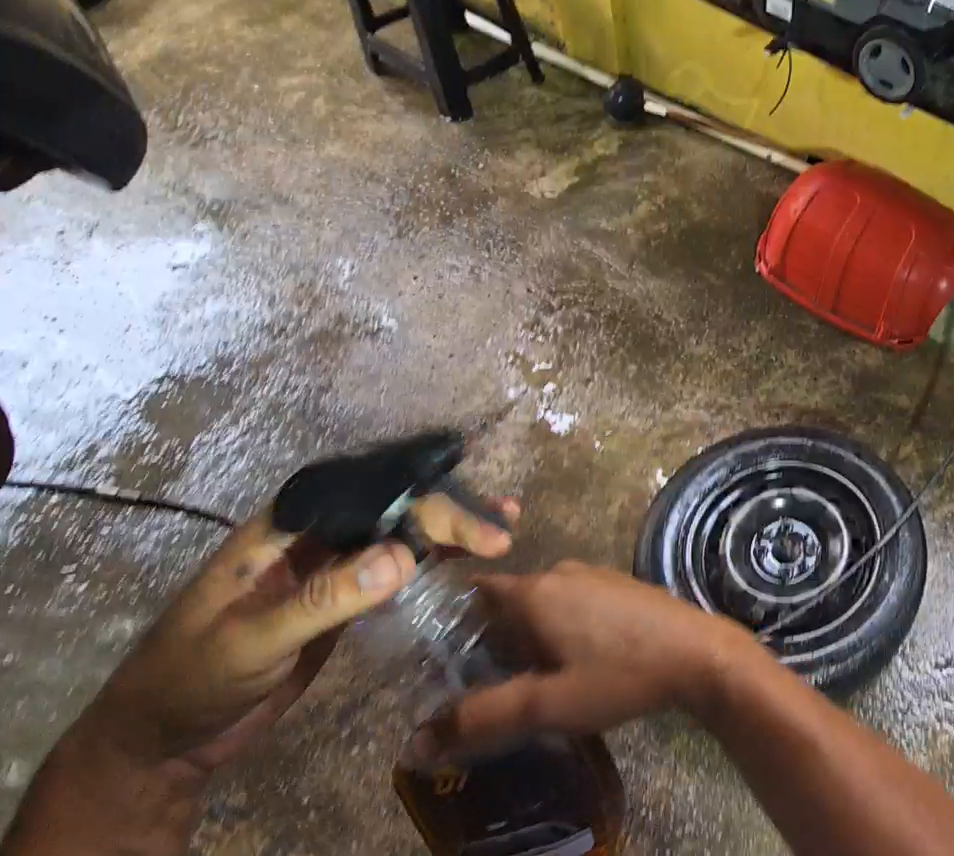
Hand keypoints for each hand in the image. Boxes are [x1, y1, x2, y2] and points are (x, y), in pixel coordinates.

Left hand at [78, 490, 517, 777]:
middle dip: (449, 513)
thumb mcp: (250, 642)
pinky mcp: (349, 595)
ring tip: (508, 523)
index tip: (466, 512)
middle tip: (499, 530)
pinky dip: (441, 556)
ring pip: (404, 531)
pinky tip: (474, 553)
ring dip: (454, 527)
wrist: (163, 744)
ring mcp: (334, 565)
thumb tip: (403, 556)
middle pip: (394, 507)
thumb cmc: (187, 683)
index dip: (418, 492)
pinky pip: (402, 565)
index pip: (363, 493)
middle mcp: (315, 536)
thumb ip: (324, 598)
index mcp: (282, 529)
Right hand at [407, 561, 754, 763]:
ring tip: (520, 683)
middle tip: (476, 686)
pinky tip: (568, 666)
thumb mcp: (547, 705)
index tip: (435, 662)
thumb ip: (480, 718)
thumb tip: (415, 742)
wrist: (702, 655)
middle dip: (489, 639)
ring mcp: (597, 576)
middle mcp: (563, 572)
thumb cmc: (622, 675)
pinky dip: (559, 631)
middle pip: (507, 602)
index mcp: (536, 591)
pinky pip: (573, 606)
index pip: (475, 594)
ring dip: (527, 638)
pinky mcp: (622, 589)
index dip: (451, 626)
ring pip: (542, 606)